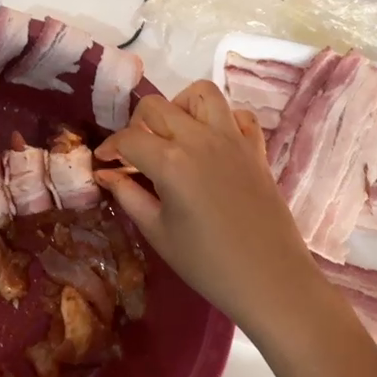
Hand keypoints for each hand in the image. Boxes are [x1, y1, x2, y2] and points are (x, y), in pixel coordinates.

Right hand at [95, 80, 324, 328]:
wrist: (272, 282)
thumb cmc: (207, 264)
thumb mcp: (157, 232)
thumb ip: (128, 195)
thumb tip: (105, 174)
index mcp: (170, 162)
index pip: (128, 139)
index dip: (110, 148)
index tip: (104, 163)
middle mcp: (199, 140)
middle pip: (156, 106)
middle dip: (137, 124)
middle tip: (135, 152)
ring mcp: (232, 140)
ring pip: (201, 94)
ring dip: (180, 106)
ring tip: (175, 134)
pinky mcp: (256, 149)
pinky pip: (239, 115)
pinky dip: (223, 120)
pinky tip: (212, 143)